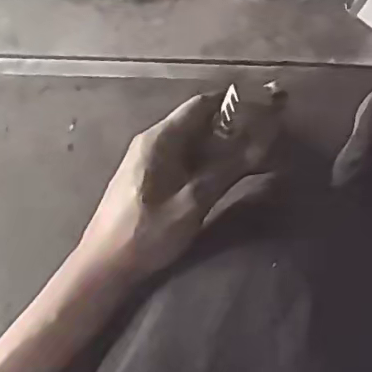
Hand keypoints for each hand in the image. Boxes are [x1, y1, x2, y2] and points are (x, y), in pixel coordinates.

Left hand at [75, 93, 271, 279]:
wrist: (102, 269)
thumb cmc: (146, 234)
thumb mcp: (193, 201)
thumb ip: (228, 168)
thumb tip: (264, 141)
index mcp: (160, 139)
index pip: (202, 104)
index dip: (235, 102)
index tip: (265, 107)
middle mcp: (154, 141)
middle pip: (201, 120)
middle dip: (235, 125)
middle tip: (268, 133)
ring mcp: (151, 159)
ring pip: (196, 140)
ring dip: (225, 144)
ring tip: (258, 152)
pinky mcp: (152, 176)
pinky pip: (188, 156)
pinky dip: (211, 158)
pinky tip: (231, 171)